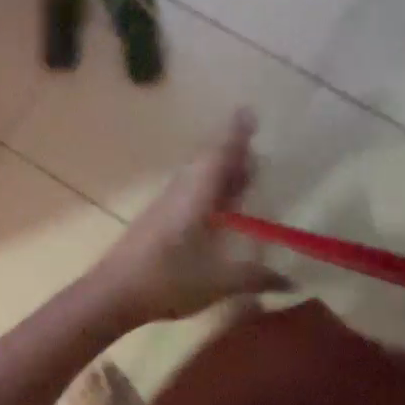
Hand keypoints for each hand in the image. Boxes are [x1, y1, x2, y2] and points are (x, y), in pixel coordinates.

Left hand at [84, 110, 291, 325]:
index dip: (235, 135)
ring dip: (218, 175)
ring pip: (196, 179)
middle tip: (255, 153)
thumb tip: (291, 282)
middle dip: (231, 156)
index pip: (219, 156)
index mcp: (196, 196)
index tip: (247, 112)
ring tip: (243, 179)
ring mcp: (165, 206)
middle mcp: (180, 192)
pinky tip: (217, 212)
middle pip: (208, 164)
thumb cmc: (167, 280)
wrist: (113, 293)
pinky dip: (207, 194)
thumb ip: (256, 277)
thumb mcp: (220, 281)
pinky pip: (188, 195)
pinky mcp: (156, 221)